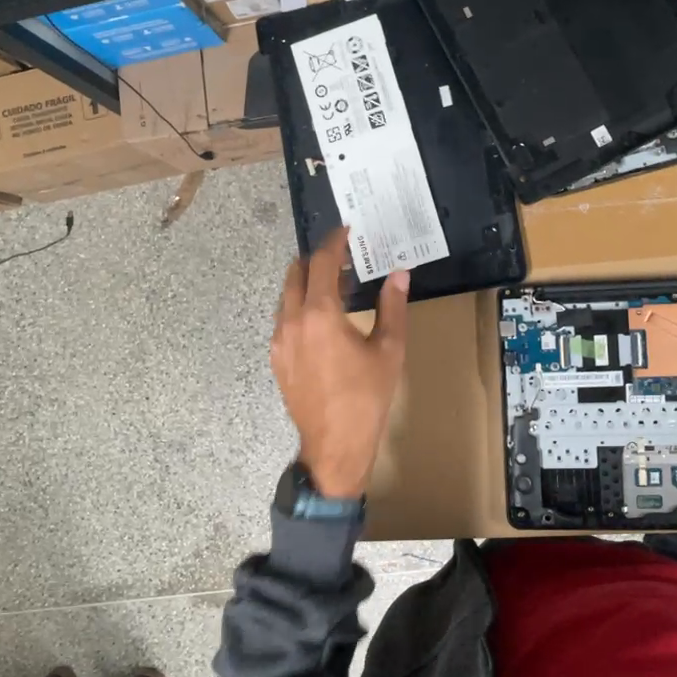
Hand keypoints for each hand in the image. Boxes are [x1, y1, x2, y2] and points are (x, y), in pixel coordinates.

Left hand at [270, 228, 410, 498]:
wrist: (335, 444)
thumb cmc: (367, 397)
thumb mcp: (389, 350)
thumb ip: (392, 306)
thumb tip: (400, 274)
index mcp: (320, 314)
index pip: (322, 263)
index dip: (335, 242)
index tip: (346, 231)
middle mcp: (292, 321)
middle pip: (296, 273)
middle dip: (317, 260)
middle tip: (342, 259)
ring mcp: (279, 341)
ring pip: (287, 297)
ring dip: (307, 284)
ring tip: (336, 289)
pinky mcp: (276, 358)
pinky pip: (284, 320)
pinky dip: (300, 308)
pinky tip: (323, 322)